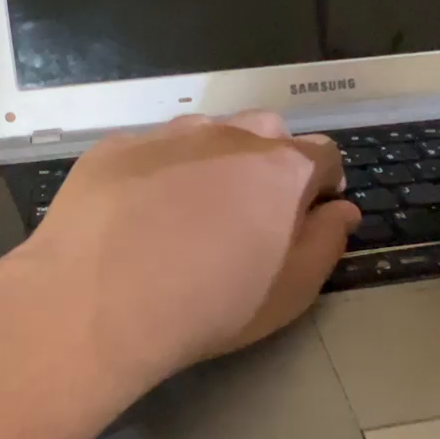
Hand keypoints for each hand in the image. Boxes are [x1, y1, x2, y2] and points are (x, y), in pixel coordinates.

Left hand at [18, 112, 359, 386]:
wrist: (98, 304)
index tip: (309, 215)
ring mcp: (167, 135)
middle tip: (251, 213)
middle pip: (267, 132)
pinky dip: (158, 171)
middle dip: (271, 163)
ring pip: (207, 134)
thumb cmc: (210, 305)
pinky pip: (151, 150)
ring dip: (214, 162)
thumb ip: (326, 242)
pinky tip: (138, 213)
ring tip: (190, 211)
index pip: (323, 155)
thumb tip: (341, 210)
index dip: (322, 185)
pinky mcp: (115, 147)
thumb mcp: (290, 291)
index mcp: (281, 167)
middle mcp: (228, 135)